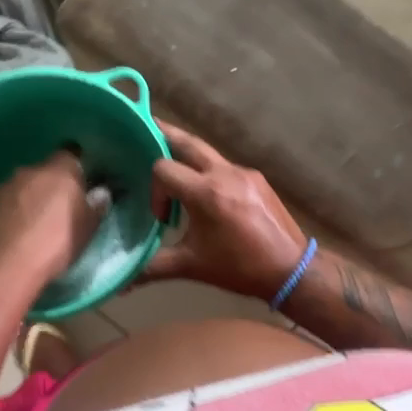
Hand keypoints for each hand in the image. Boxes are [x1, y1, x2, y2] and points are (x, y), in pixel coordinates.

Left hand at [0, 150, 107, 281]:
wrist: (9, 265)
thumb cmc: (57, 242)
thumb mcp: (88, 227)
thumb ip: (96, 205)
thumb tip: (100, 193)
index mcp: (60, 169)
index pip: (71, 152)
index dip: (77, 166)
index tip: (83, 182)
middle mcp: (32, 170)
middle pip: (48, 169)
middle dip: (55, 183)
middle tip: (64, 206)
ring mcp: (9, 185)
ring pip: (28, 184)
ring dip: (35, 196)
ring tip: (41, 221)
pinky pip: (13, 200)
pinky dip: (19, 209)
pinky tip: (23, 230)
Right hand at [140, 123, 308, 299]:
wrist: (291, 269)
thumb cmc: (239, 268)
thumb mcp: (191, 266)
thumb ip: (153, 267)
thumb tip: (119, 285)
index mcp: (206, 193)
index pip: (164, 169)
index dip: (155, 191)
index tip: (162, 219)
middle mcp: (224, 173)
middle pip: (187, 142)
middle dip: (164, 134)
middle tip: (145, 126)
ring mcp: (243, 173)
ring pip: (207, 153)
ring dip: (187, 156)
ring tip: (171, 162)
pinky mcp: (257, 178)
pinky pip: (224, 166)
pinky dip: (208, 171)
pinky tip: (205, 192)